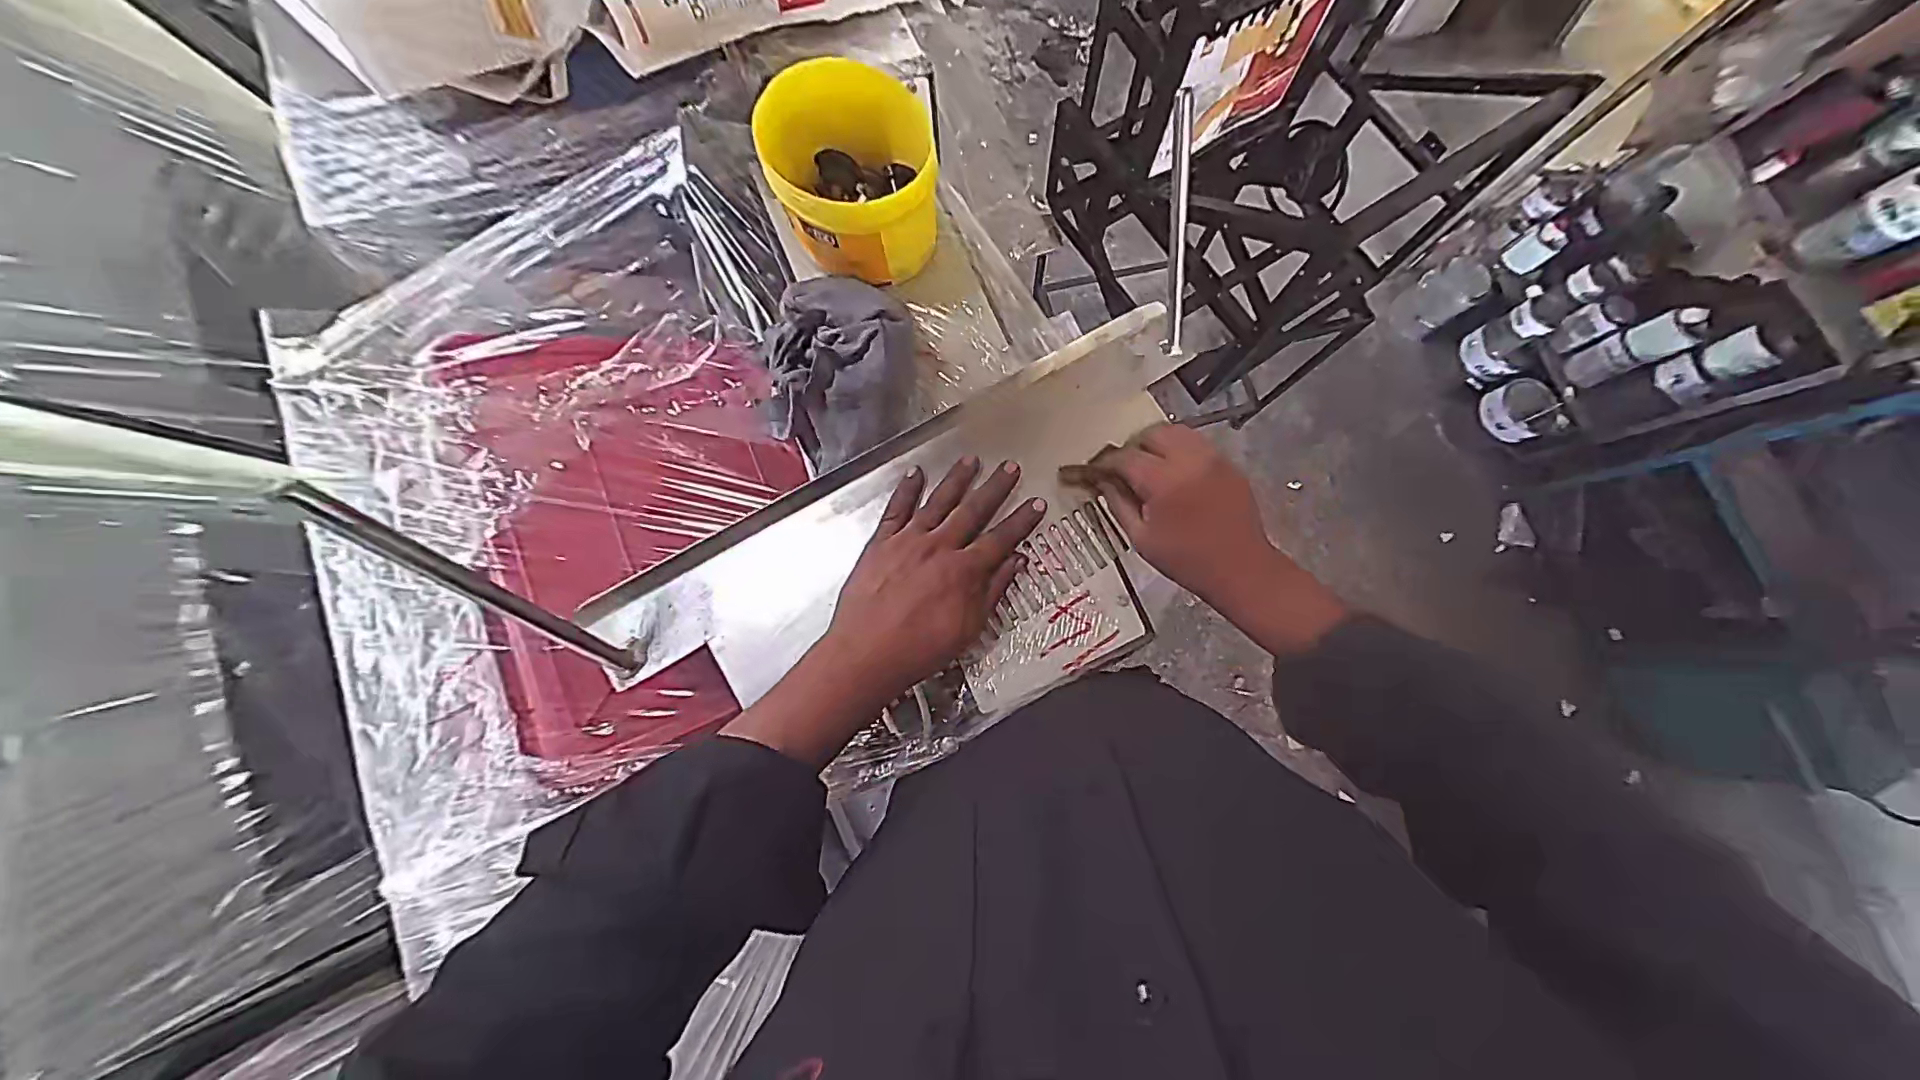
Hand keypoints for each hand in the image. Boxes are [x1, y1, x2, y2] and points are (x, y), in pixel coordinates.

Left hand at [823, 457, 1044, 696]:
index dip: (1021, 521)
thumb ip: (992, 591)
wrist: (867, 653)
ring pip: (938, 502)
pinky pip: (897, 509)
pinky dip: (906, 489)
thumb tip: (1014, 564)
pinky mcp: (881, 543)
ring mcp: (908, 541)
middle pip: (973, 510)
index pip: (1001, 538)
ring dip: (957, 479)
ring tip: (971, 460)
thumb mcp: (969, 628)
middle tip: (1010, 468)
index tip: (1036, 504)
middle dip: (995, 488)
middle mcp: (939, 548)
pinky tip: (915, 474)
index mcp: (964, 570)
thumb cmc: (918, 649)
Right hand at [1065, 423, 1347, 655]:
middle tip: (1121, 470)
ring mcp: (1213, 458)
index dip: (1103, 464)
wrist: (1241, 569)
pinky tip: (1173, 474)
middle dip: (1132, 448)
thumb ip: (1118, 503)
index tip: (1091, 472)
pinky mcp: (1228, 464)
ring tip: (1147, 468)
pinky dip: (1178, 451)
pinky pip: (1196, 444)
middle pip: (1151, 434)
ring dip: (1155, 445)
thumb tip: (1102, 481)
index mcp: (1164, 481)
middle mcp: (1190, 460)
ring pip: (1176, 432)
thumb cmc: (1186, 561)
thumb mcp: (1141, 538)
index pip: (1124, 457)